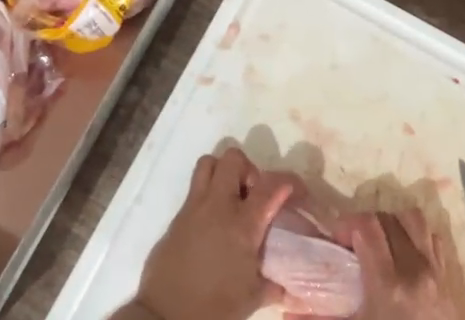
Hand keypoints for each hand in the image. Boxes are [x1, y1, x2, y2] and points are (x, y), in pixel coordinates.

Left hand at [124, 148, 294, 319]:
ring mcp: (194, 206)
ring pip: (209, 163)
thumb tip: (292, 287)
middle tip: (255, 196)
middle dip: (249, 169)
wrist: (167, 312)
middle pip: (234, 159)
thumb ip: (274, 283)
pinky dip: (208, 193)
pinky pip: (194, 187)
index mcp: (243, 224)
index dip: (289, 181)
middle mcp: (218, 206)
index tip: (297, 192)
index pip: (271, 185)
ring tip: (232, 199)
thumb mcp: (253, 297)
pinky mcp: (178, 214)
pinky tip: (214, 221)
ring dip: (223, 172)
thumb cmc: (215, 305)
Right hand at [331, 209, 464, 319]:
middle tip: (352, 243)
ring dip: (392, 223)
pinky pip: (432, 238)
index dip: (346, 224)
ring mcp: (436, 270)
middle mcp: (415, 268)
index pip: (366, 225)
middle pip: (386, 218)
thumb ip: (323, 318)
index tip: (336, 239)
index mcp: (389, 283)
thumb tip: (287, 313)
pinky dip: (416, 237)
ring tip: (379, 242)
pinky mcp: (450, 276)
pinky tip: (403, 255)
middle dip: (365, 223)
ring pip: (413, 219)